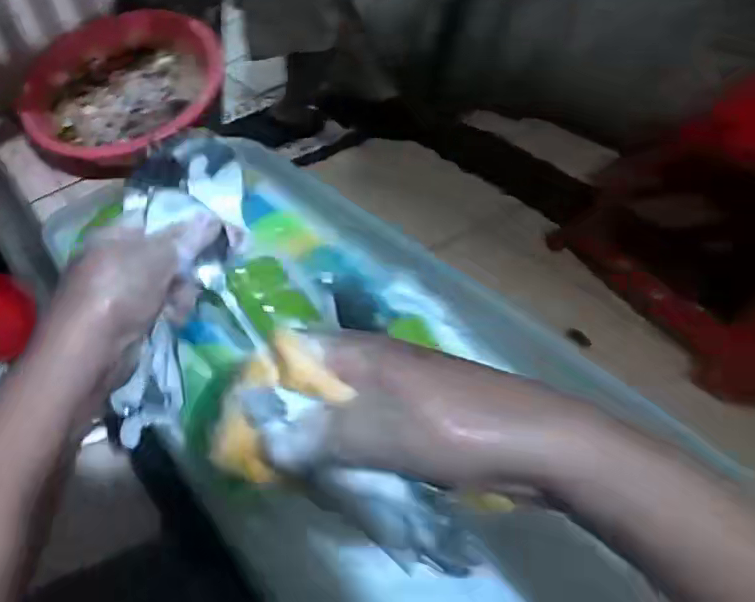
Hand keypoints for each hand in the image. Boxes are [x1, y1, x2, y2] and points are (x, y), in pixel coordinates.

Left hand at [41, 217, 209, 389]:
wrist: (91, 345)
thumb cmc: (119, 289)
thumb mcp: (155, 258)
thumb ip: (184, 238)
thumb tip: (210, 217)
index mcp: (111, 234)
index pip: (154, 220)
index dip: (185, 225)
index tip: (218, 233)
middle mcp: (112, 256)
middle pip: (164, 253)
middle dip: (184, 268)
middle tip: (192, 279)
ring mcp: (119, 287)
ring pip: (166, 282)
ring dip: (180, 294)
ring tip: (176, 307)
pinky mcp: (127, 315)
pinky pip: (159, 306)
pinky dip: (169, 312)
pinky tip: (171, 321)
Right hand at [287, 333, 604, 491]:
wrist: (561, 448)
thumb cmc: (456, 427)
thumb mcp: (381, 435)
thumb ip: (317, 437)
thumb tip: (264, 447)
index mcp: (346, 346)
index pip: (280, 353)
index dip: (260, 383)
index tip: (254, 420)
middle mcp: (361, 355)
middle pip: (305, 381)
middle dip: (292, 417)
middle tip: (290, 454)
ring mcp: (392, 380)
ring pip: (336, 404)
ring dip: (324, 436)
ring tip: (325, 470)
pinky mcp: (416, 407)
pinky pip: (366, 420)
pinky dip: (355, 443)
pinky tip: (363, 469)